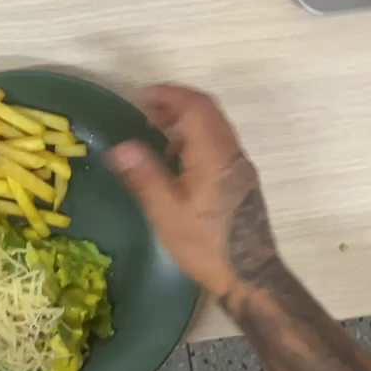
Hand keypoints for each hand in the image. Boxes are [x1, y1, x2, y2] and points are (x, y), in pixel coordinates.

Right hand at [107, 85, 278, 300]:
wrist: (250, 275)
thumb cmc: (206, 246)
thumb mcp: (168, 214)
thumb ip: (146, 177)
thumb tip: (120, 146)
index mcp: (214, 156)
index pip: (195, 107)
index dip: (169, 94)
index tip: (141, 95)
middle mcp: (231, 154)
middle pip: (207, 111)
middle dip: (176, 103)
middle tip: (145, 108)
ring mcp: (239, 167)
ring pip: (214, 127)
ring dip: (186, 120)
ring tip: (155, 130)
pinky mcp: (240, 180)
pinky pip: (218, 144)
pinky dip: (195, 137)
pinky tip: (175, 159)